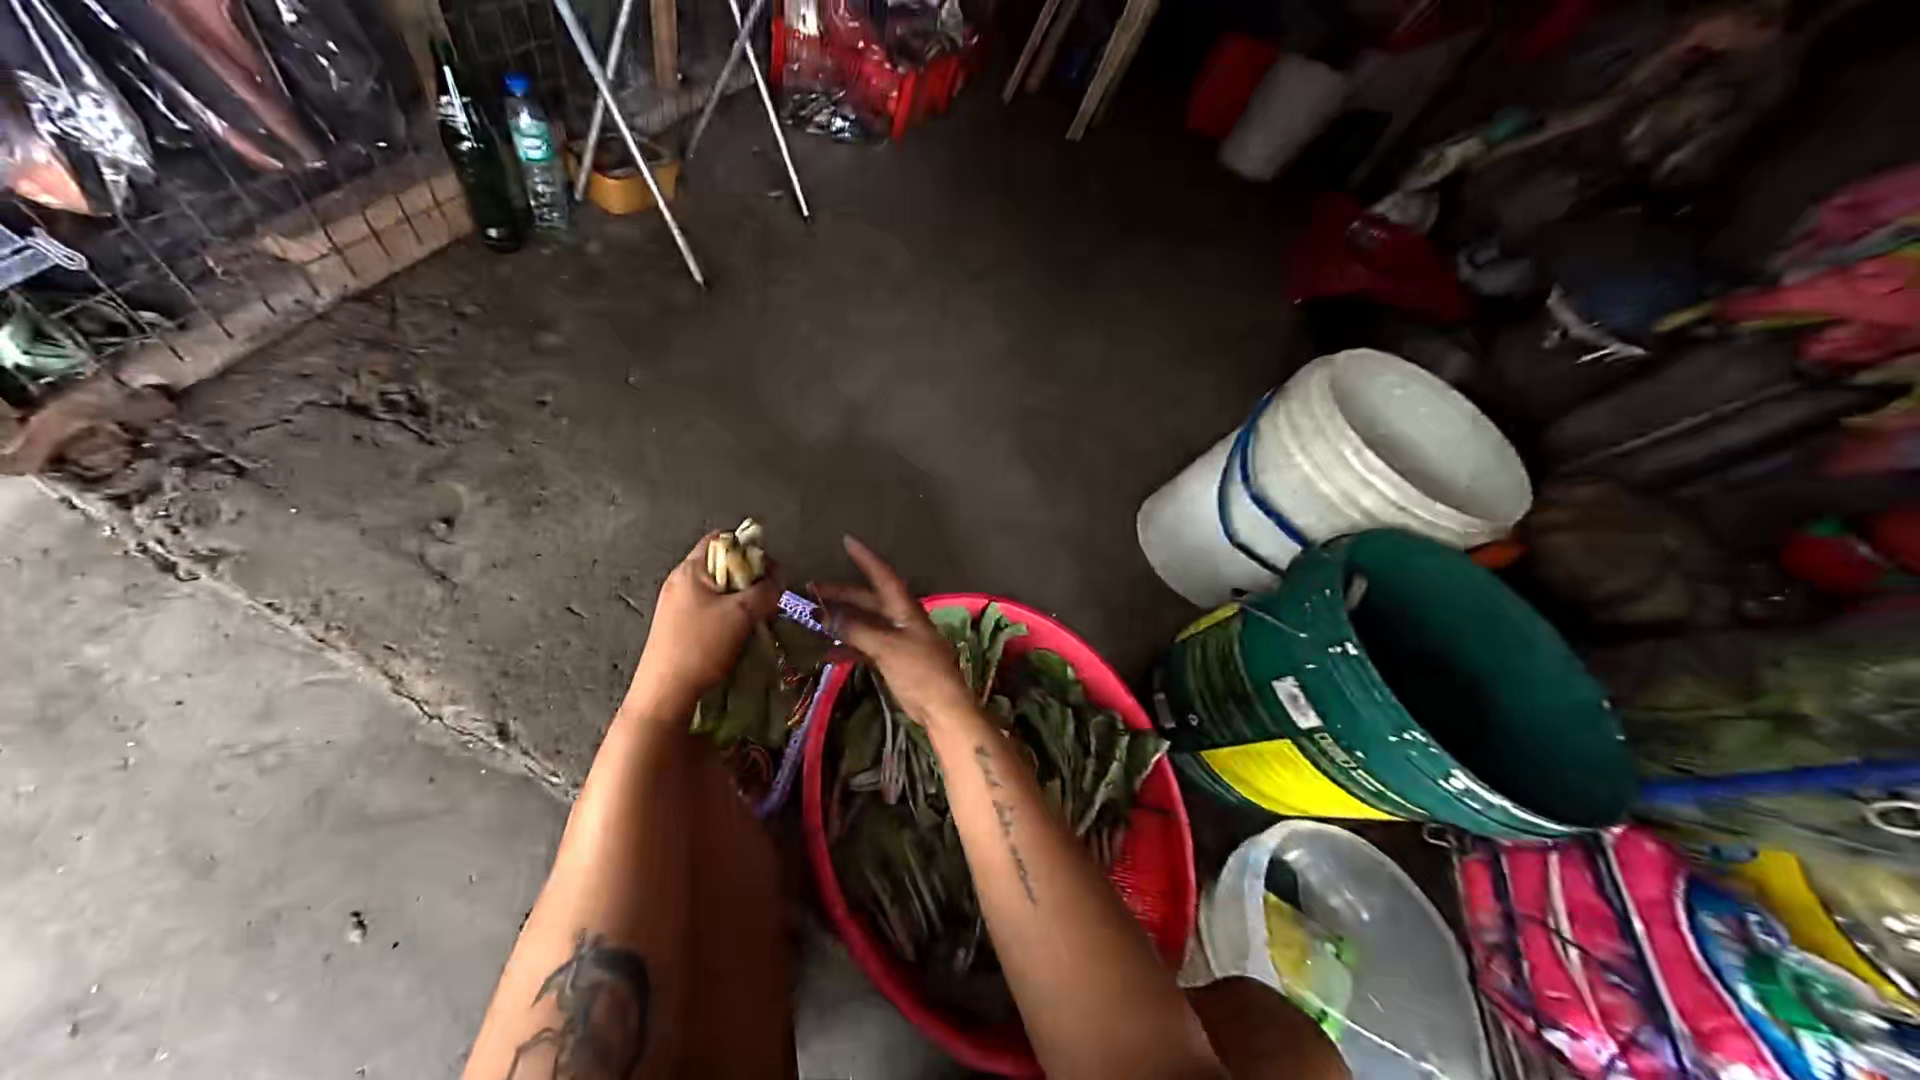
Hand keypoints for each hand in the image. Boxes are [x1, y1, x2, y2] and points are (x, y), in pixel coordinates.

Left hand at [626, 532, 780, 712]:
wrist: (665, 695)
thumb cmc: (701, 647)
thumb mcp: (742, 614)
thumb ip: (766, 590)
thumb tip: (779, 578)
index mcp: (690, 570)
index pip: (723, 540)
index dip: (750, 549)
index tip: (770, 572)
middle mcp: (681, 581)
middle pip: (724, 565)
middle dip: (751, 578)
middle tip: (770, 597)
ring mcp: (678, 605)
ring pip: (721, 590)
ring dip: (744, 599)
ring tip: (760, 617)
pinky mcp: (680, 626)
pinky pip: (713, 609)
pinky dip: (732, 615)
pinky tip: (742, 632)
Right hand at [812, 536, 974, 727]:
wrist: (942, 708)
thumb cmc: (920, 672)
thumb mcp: (886, 647)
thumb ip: (855, 630)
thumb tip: (824, 614)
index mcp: (905, 609)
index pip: (883, 576)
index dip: (866, 559)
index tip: (847, 541)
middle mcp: (901, 619)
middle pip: (868, 600)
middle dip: (841, 594)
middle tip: (811, 590)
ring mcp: (897, 640)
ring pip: (864, 623)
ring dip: (841, 620)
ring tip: (813, 618)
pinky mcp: (892, 659)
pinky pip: (865, 646)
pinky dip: (847, 647)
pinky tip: (826, 652)